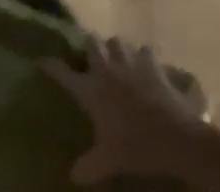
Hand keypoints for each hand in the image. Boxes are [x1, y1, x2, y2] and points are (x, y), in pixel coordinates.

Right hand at [42, 37, 210, 185]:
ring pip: (118, 41)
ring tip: (118, 56)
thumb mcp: (108, 160)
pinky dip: (144, 55)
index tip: (42, 61)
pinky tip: (147, 64)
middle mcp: (107, 70)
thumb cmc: (136, 146)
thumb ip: (88, 166)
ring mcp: (131, 64)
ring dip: (116, 47)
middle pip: (92, 44)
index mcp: (90, 89)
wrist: (177, 138)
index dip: (51, 65)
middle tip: (91, 57)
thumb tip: (73, 177)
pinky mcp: (154, 66)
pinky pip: (146, 51)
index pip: (62, 72)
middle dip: (90, 47)